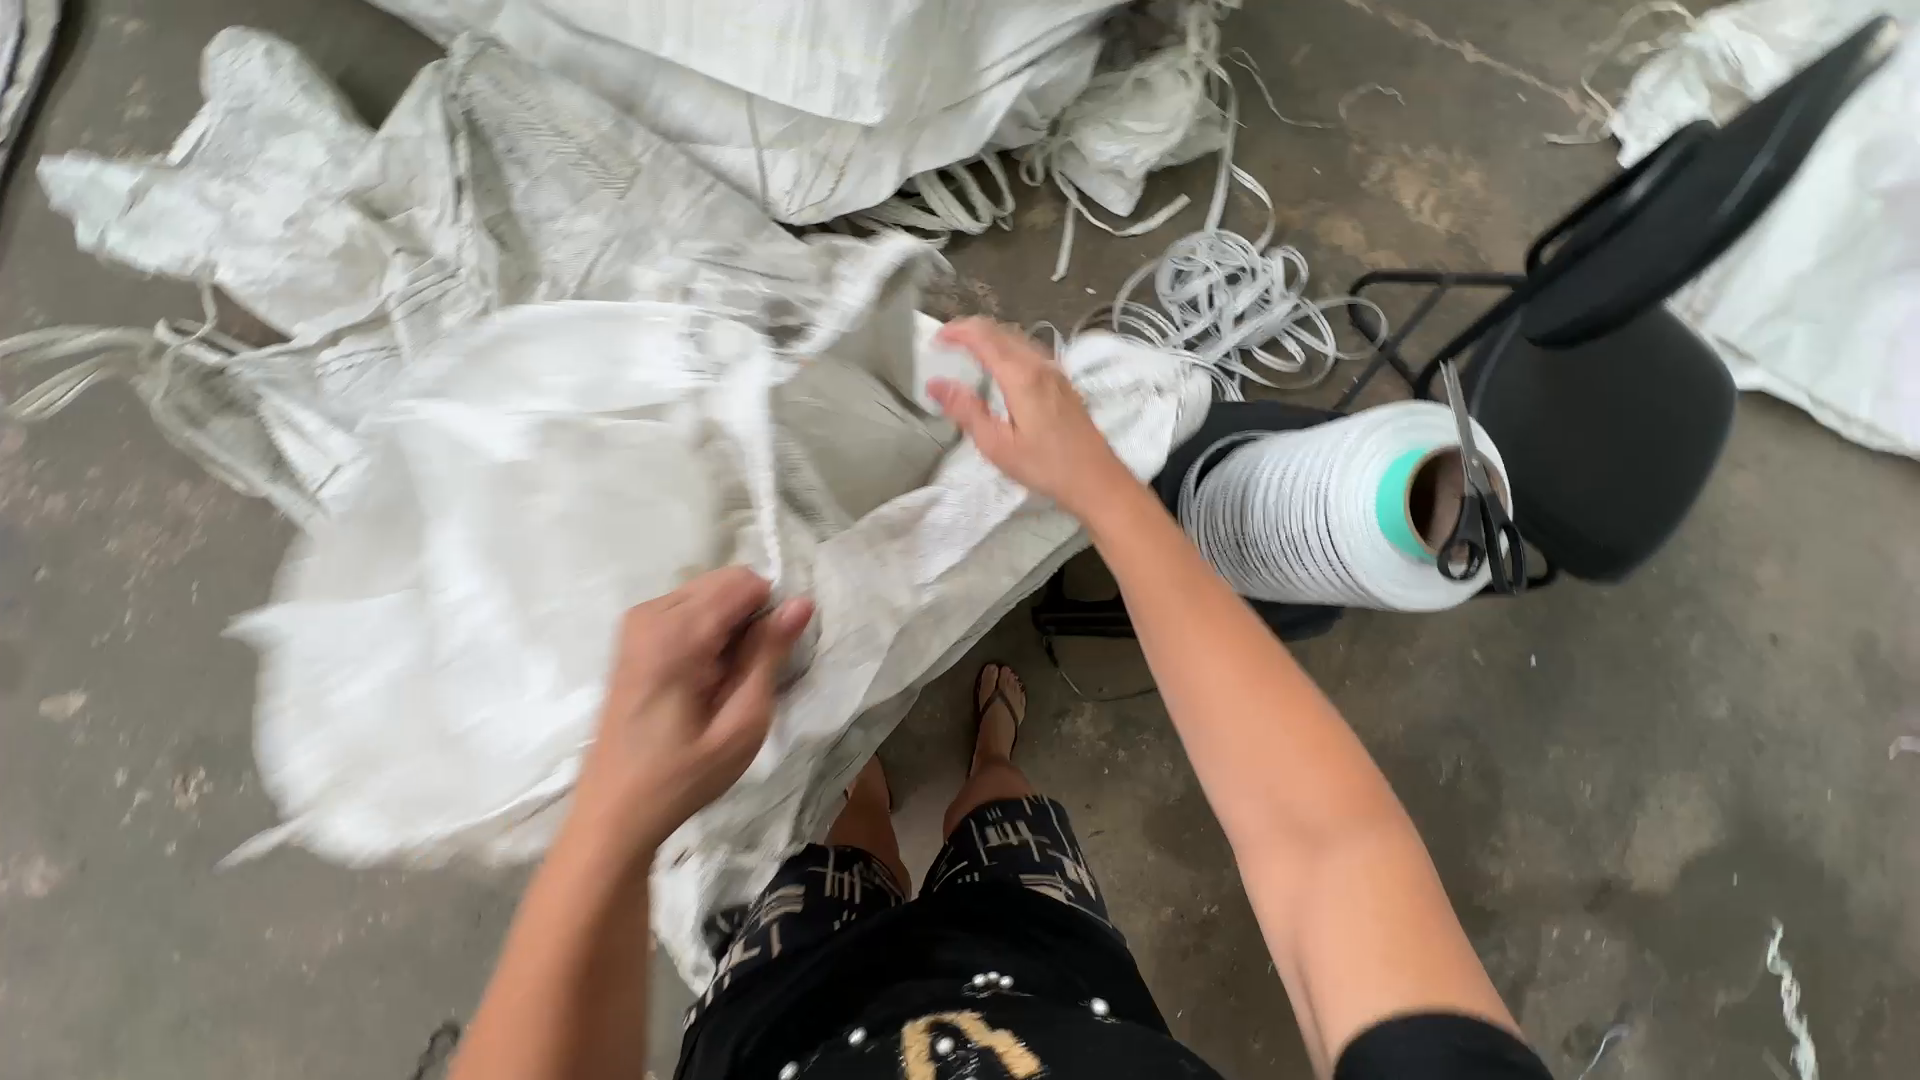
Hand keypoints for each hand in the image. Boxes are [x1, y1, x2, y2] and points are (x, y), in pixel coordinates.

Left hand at [569, 566, 813, 860]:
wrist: (617, 810)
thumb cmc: (685, 774)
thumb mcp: (743, 722)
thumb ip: (769, 654)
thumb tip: (801, 602)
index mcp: (676, 634)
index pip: (745, 583)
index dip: (770, 616)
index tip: (766, 662)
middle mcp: (651, 613)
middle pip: (726, 581)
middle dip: (749, 618)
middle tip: (743, 676)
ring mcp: (636, 621)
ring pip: (709, 590)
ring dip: (730, 626)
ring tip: (722, 680)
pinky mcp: (632, 634)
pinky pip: (689, 606)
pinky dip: (708, 630)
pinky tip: (702, 676)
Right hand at [925, 318, 1136, 519]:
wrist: (1096, 479)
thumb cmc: (1045, 466)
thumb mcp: (997, 445)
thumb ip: (966, 410)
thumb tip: (936, 384)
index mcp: (1022, 376)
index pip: (983, 337)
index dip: (956, 332)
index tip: (935, 339)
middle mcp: (1040, 365)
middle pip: (1001, 331)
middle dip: (971, 330)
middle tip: (946, 342)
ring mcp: (1055, 371)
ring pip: (1017, 339)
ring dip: (990, 337)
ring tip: (967, 351)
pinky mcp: (1063, 383)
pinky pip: (1030, 351)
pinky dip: (1007, 349)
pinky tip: (1000, 367)